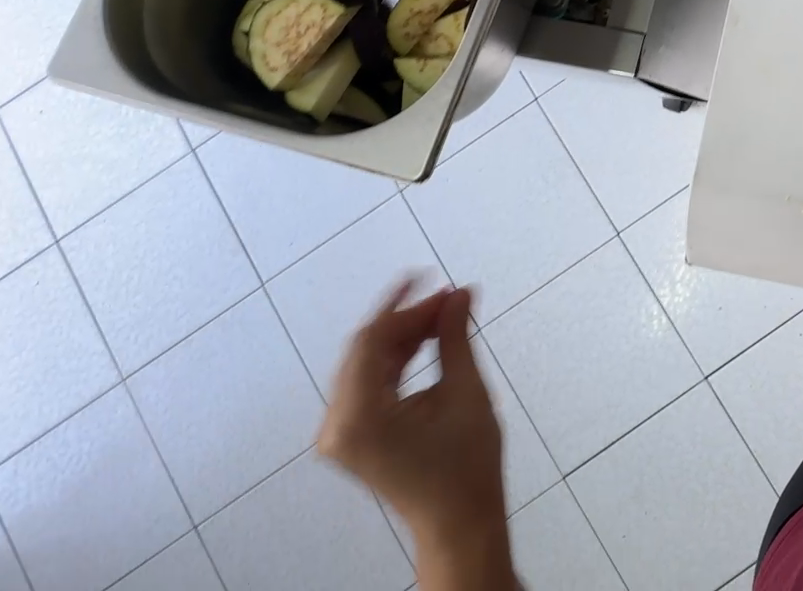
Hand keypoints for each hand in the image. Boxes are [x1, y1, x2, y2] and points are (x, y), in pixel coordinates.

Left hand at [318, 282, 506, 554]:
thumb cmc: (467, 460)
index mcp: (358, 417)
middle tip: (451, 297)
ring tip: (444, 314)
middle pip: (365, 352)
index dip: (407, 306)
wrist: (458, 519)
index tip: (442, 282)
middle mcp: (335, 425)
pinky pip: (368, 384)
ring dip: (403, 337)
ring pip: (366, 365)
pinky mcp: (351, 437)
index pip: (371, 342)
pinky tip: (427, 342)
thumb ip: (455, 337)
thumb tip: (460, 292)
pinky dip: (397, 360)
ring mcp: (339, 434)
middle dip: (407, 319)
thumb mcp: (465, 391)